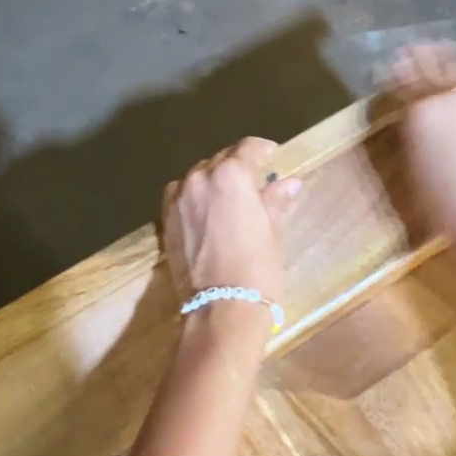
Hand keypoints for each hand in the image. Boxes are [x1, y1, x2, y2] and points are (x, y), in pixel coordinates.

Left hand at [161, 137, 300, 313]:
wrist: (222, 307)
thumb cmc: (258, 267)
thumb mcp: (272, 230)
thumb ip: (275, 200)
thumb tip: (289, 183)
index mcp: (231, 175)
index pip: (249, 148)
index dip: (264, 150)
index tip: (273, 155)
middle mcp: (200, 178)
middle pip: (221, 159)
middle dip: (238, 165)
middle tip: (254, 180)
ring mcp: (178, 199)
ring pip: (199, 176)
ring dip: (215, 180)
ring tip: (230, 197)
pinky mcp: (166, 220)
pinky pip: (181, 195)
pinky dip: (195, 196)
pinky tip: (207, 210)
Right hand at [389, 43, 455, 262]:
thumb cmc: (444, 205)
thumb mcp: (414, 168)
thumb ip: (412, 132)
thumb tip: (412, 113)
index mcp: (420, 110)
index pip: (401, 76)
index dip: (392, 69)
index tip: (388, 66)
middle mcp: (449, 93)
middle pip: (431, 59)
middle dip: (420, 54)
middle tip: (413, 50)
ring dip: (447, 57)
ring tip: (441, 53)